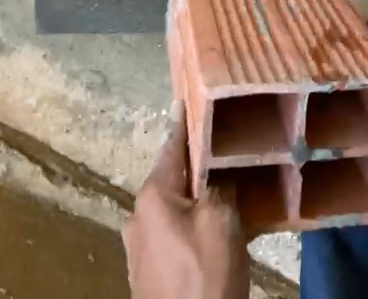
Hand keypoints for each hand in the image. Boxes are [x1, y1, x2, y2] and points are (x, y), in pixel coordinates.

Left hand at [123, 105, 250, 298]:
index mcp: (152, 195)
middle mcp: (138, 216)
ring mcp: (140, 247)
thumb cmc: (204, 272)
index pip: (173, 144)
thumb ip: (221, 183)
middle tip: (229, 147)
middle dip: (199, 163)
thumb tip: (222, 167)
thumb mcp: (222, 218)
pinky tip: (217, 226)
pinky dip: (193, 222)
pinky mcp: (149, 272)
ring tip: (229, 186)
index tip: (195, 95)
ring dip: (198, 196)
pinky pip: (174, 233)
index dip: (188, 120)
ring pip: (175, 207)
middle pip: (174, 176)